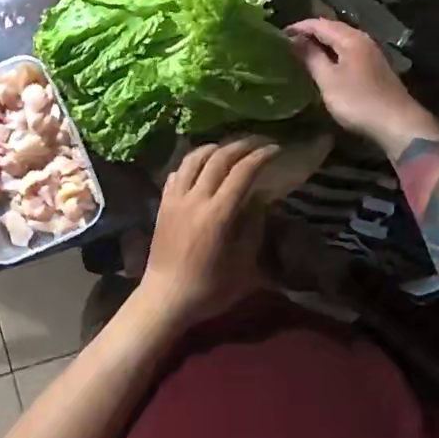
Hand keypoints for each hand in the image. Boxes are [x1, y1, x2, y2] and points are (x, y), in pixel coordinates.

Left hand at [139, 139, 279, 321]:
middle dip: (240, 145)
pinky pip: (176, 173)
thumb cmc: (211, 286)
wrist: (167, 295)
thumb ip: (253, 226)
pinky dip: (191, 162)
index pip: (241, 172)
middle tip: (259, 142)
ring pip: (192, 160)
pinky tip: (202, 165)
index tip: (276, 149)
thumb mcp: (245, 262)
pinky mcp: (162, 204)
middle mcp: (194, 199)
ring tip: (230, 147)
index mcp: (218, 213)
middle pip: (217, 158)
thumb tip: (260, 198)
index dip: (260, 156)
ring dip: (213, 148)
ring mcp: (174, 199)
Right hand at [286, 18, 438, 156]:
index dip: (298, 27)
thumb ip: (310, 57)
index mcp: (351, 40)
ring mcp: (370, 53)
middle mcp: (363, 40)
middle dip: (308, 32)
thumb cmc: (357, 100)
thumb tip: (293, 40)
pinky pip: (346, 50)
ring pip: (339, 39)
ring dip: (319, 42)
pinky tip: (319, 61)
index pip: (319, 24)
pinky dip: (329, 51)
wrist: (396, 122)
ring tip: (297, 51)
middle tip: (284, 43)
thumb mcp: (327, 79)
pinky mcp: (372, 66)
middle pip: (332, 28)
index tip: (276, 36)